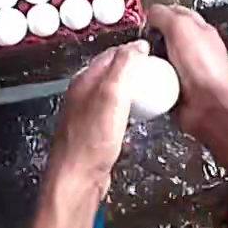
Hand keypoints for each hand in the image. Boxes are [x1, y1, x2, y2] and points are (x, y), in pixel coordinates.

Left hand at [46, 41, 146, 195]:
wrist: (77, 180)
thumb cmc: (90, 142)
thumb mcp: (112, 95)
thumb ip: (123, 67)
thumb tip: (135, 47)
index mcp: (84, 81)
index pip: (109, 55)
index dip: (130, 50)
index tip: (148, 52)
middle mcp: (81, 96)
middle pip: (110, 74)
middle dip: (131, 70)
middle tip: (150, 71)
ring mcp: (86, 116)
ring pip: (111, 95)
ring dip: (129, 92)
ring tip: (147, 94)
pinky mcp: (92, 134)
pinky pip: (112, 115)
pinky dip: (126, 112)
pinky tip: (133, 121)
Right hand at [148, 4, 227, 141]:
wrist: (212, 108)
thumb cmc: (207, 69)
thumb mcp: (181, 27)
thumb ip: (164, 15)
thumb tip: (150, 13)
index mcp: (198, 30)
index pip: (175, 13)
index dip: (158, 14)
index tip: (143, 19)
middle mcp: (194, 51)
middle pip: (163, 39)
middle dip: (149, 40)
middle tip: (140, 43)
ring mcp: (185, 72)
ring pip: (158, 62)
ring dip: (148, 63)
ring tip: (142, 63)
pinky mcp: (176, 91)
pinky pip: (155, 83)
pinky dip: (149, 83)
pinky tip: (147, 83)